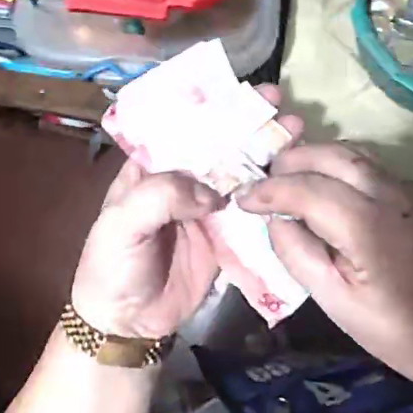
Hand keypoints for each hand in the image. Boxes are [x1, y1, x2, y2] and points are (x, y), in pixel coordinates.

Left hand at [71, 84, 302, 340]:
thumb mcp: (122, 223)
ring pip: (239, 174)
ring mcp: (204, 208)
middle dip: (245, 123)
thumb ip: (161, 197)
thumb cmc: (112, 264)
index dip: (210, 108)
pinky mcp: (225, 237)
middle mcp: (179, 180)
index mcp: (150, 168)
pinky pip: (251, 213)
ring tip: (295, 130)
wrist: (127, 323)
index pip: (181, 128)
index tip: (240, 89)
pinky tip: (299, 179)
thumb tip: (213, 193)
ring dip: (265, 153)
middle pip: (217, 146)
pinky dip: (273, 196)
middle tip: (276, 102)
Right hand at [235, 143, 412, 378]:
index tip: (242, 199)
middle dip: (289, 162)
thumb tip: (275, 218)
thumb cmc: (395, 330)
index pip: (307, 190)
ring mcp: (411, 190)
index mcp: (370, 229)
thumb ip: (296, 253)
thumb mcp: (333, 302)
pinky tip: (324, 187)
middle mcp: (393, 197)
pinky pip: (369, 165)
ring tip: (287, 177)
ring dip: (313, 157)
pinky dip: (337, 166)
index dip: (269, 191)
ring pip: (351, 152)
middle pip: (330, 156)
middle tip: (262, 180)